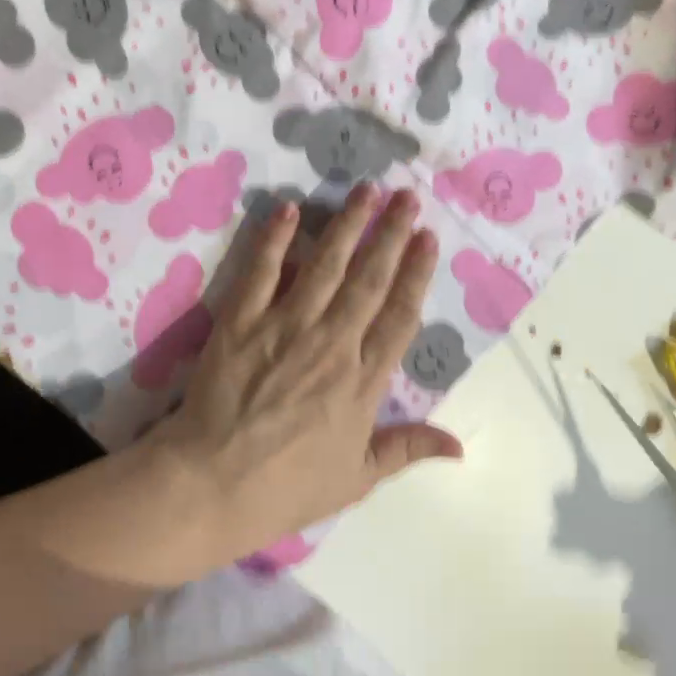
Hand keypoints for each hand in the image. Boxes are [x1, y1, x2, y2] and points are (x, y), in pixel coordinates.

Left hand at [145, 183, 462, 567]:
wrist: (215, 482)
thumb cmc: (287, 486)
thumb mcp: (357, 477)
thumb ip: (406, 449)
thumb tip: (460, 444)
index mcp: (363, 381)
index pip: (399, 316)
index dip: (415, 273)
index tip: (427, 237)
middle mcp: (332, 343)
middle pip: (369, 280)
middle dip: (390, 234)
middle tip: (407, 195)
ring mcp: (285, 327)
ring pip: (325, 266)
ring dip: (348, 224)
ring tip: (366, 189)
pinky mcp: (241, 321)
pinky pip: (262, 272)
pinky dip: (275, 238)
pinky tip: (289, 209)